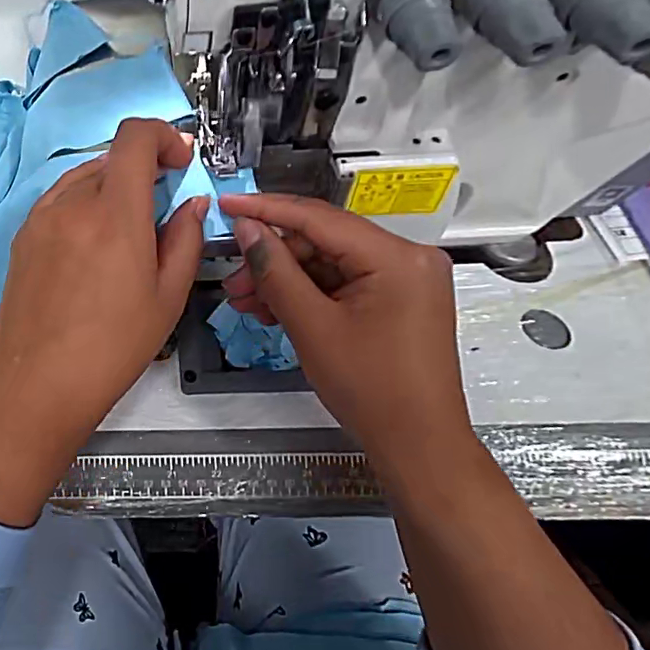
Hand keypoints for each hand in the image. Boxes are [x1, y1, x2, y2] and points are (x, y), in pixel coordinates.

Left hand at [0, 118, 208, 525]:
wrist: (40, 382)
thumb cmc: (113, 345)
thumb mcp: (168, 296)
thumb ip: (185, 238)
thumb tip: (191, 203)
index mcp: (114, 213)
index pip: (135, 137)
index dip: (164, 135)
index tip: (179, 160)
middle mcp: (72, 203)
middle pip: (113, 157)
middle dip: (144, 170)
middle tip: (160, 208)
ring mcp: (41, 217)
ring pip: (85, 176)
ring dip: (112, 186)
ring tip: (125, 232)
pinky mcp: (23, 235)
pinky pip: (60, 199)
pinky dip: (84, 203)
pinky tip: (92, 245)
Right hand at [217, 193, 470, 456]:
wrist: (418, 447)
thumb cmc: (375, 392)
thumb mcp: (313, 326)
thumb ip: (276, 270)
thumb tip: (249, 230)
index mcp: (397, 258)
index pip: (319, 218)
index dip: (267, 210)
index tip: (230, 203)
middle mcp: (409, 259)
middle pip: (323, 241)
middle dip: (273, 258)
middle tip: (234, 276)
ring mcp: (405, 280)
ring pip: (329, 263)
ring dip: (286, 279)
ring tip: (246, 298)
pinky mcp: (397, 299)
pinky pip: (342, 283)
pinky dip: (308, 294)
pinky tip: (274, 307)